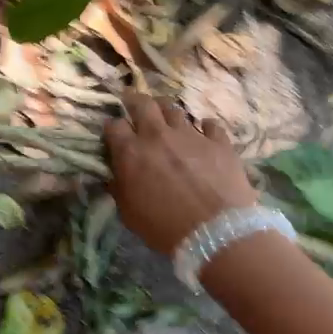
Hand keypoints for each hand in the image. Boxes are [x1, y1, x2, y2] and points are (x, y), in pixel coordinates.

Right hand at [104, 91, 258, 255]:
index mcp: (130, 152)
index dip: (112, 128)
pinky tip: (203, 135)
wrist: (217, 232)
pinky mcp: (220, 142)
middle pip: (142, 103)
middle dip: (134, 101)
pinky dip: (204, 127)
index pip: (113, 125)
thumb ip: (119, 187)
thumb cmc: (164, 227)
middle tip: (133, 105)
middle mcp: (157, 135)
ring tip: (167, 119)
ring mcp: (191, 135)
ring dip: (166, 112)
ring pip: (174, 109)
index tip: (114, 135)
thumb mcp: (128, 212)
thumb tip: (115, 174)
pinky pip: (210, 124)